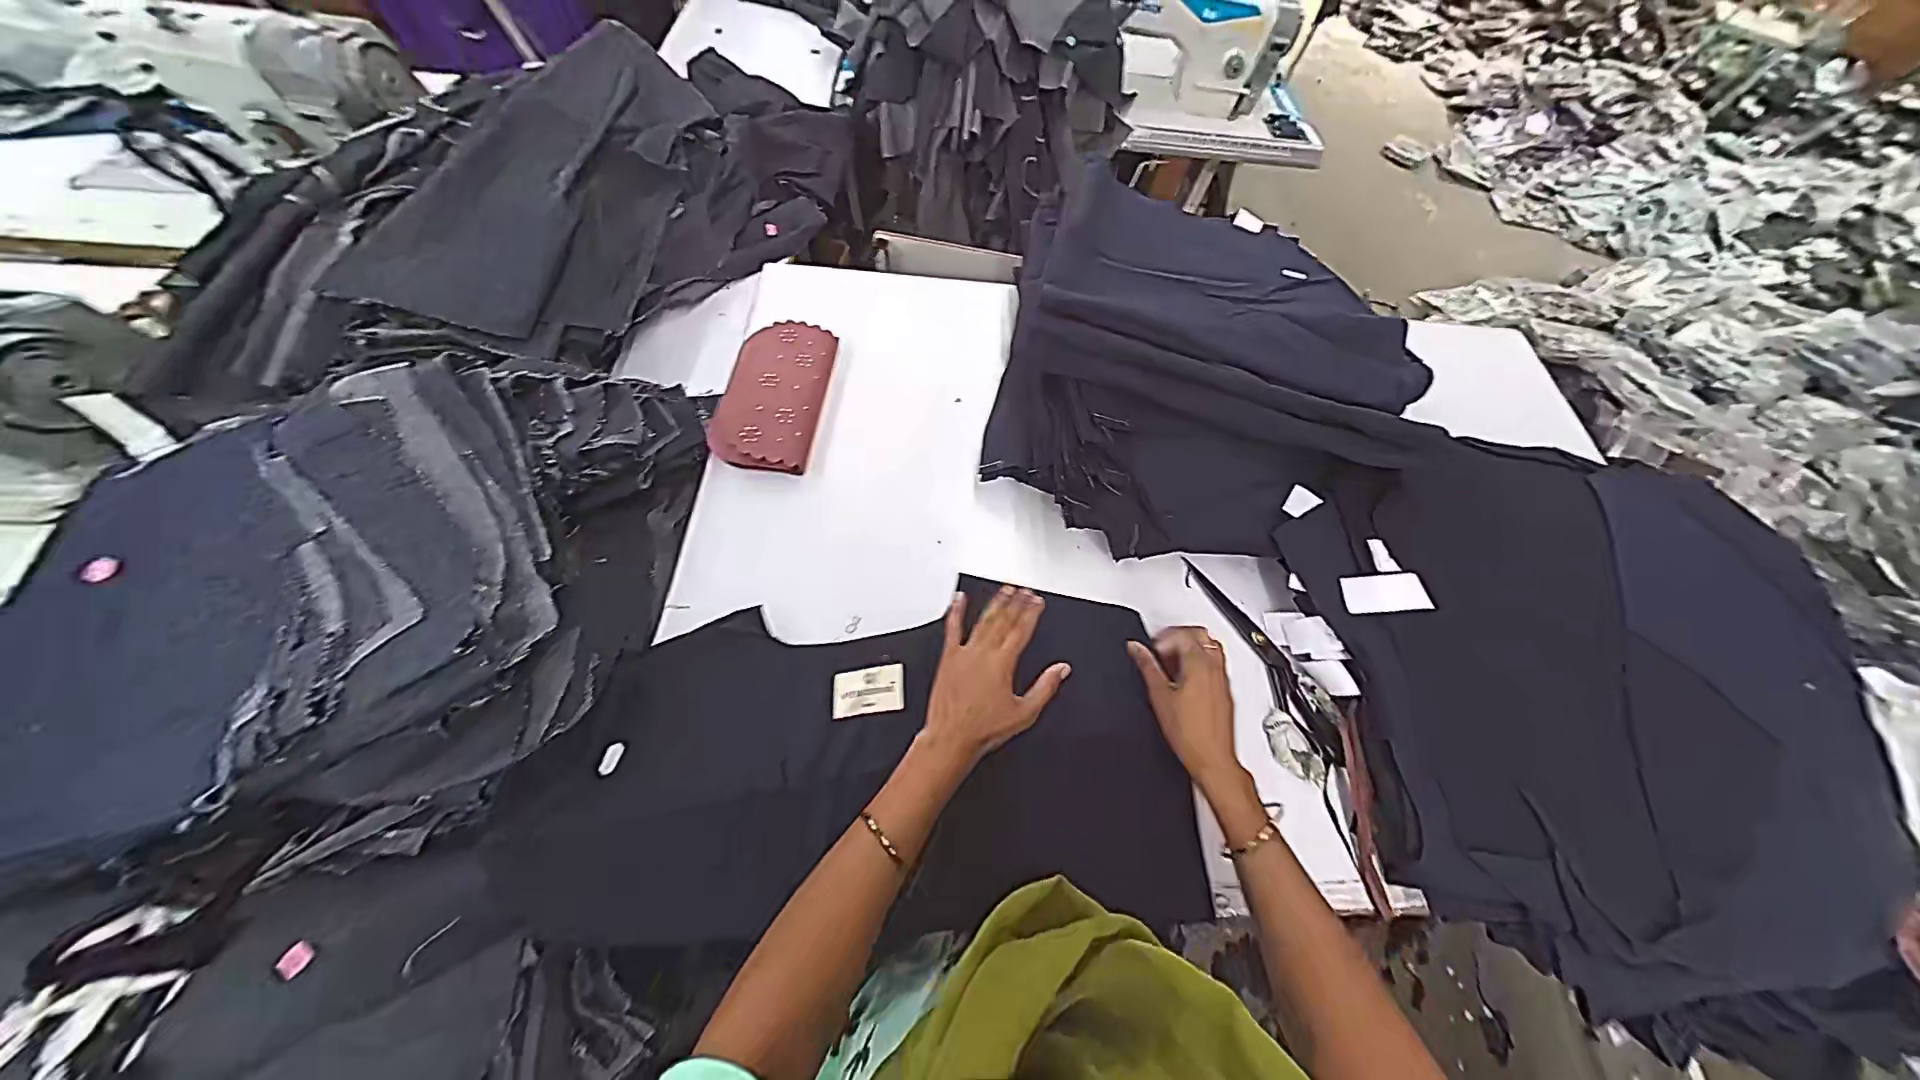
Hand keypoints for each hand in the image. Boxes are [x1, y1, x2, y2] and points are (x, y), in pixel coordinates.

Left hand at [922, 587, 1070, 764]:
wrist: (951, 737)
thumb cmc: (983, 729)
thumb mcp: (1024, 712)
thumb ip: (1045, 687)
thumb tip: (1061, 670)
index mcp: (1003, 664)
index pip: (1021, 630)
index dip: (1031, 613)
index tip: (1037, 601)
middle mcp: (983, 653)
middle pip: (1003, 620)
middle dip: (1016, 603)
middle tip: (1024, 590)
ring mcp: (964, 653)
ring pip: (983, 620)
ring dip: (996, 603)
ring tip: (1004, 590)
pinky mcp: (948, 658)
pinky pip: (952, 628)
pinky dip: (956, 611)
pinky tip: (959, 599)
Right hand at [1128, 627, 1240, 788]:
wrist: (1212, 759)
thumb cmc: (1189, 734)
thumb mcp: (1159, 695)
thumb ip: (1147, 667)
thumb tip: (1136, 649)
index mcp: (1199, 664)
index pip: (1183, 635)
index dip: (1164, 637)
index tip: (1152, 647)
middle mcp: (1215, 669)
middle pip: (1201, 636)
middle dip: (1179, 636)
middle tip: (1162, 647)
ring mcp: (1223, 681)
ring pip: (1210, 649)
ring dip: (1191, 649)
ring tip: (1172, 662)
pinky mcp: (1225, 693)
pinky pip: (1215, 666)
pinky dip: (1200, 663)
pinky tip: (1184, 680)